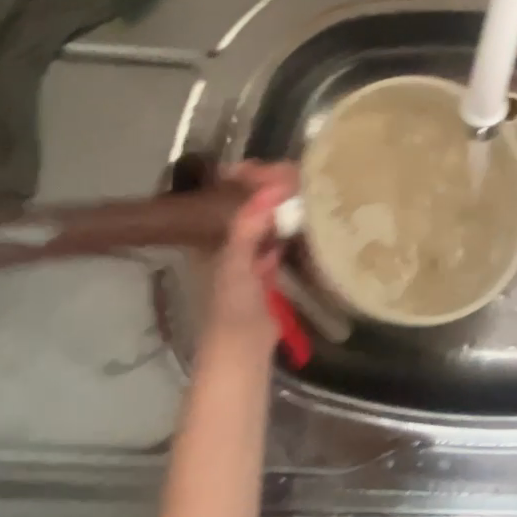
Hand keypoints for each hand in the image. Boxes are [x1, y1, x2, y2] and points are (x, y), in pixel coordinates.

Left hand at [205, 160, 298, 349]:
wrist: (242, 349)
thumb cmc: (232, 306)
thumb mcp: (236, 263)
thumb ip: (249, 227)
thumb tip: (270, 189)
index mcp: (211, 239)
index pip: (227, 198)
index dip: (245, 180)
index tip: (268, 167)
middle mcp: (227, 244)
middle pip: (248, 207)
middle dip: (268, 190)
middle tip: (294, 175)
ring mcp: (247, 257)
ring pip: (264, 222)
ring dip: (280, 207)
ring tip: (302, 189)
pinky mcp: (266, 272)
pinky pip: (277, 241)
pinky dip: (287, 229)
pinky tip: (304, 221)